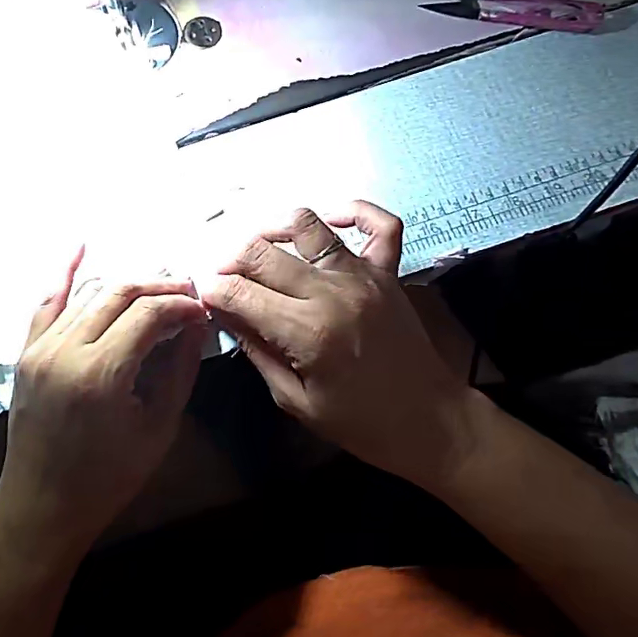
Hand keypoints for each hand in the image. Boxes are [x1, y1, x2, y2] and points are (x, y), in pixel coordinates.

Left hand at [0, 249, 210, 566]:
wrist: (41, 507)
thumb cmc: (107, 479)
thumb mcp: (157, 428)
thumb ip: (178, 369)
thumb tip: (196, 323)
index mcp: (100, 373)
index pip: (148, 313)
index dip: (181, 304)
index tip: (203, 309)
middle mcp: (65, 349)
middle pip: (118, 294)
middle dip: (157, 287)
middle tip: (186, 293)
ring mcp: (39, 347)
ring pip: (88, 294)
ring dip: (124, 285)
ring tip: (156, 289)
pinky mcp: (26, 352)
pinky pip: (46, 303)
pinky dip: (64, 275)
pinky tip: (80, 248)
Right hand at [201, 201, 484, 491]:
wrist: (432, 423)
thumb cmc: (360, 423)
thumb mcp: (295, 400)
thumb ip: (256, 350)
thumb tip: (223, 313)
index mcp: (307, 332)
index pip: (239, 292)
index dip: (212, 291)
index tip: (205, 297)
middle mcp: (332, 293)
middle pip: (263, 252)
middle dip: (232, 262)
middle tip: (226, 280)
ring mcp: (363, 276)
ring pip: (308, 226)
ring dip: (274, 231)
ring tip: (264, 251)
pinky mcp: (388, 272)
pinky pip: (379, 224)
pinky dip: (354, 213)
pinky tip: (330, 221)